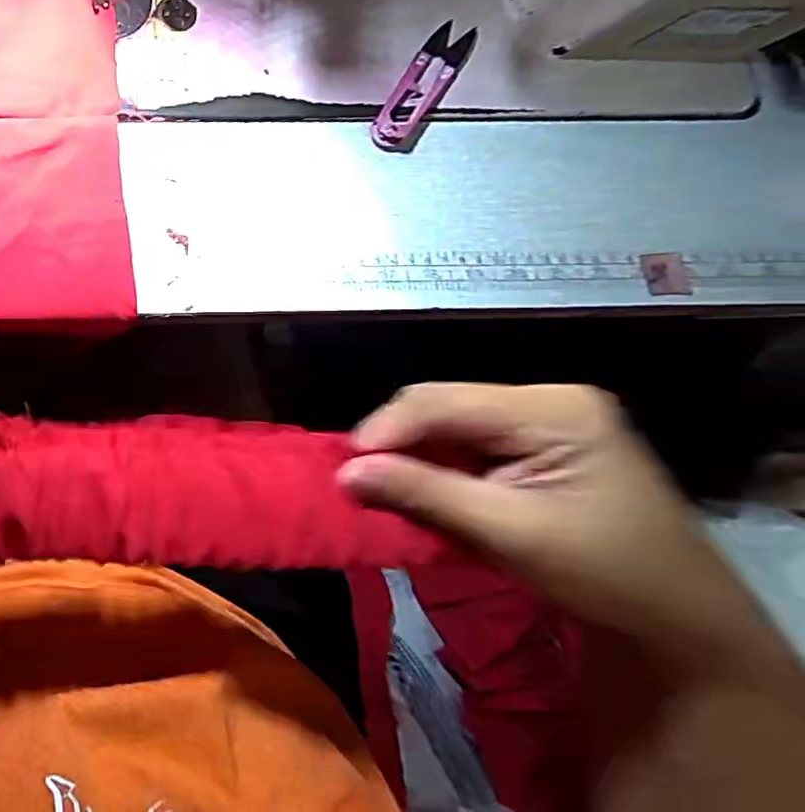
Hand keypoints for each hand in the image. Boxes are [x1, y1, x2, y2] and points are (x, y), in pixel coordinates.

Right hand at [338, 383, 759, 662]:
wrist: (681, 623)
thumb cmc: (607, 575)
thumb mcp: (509, 534)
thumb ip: (422, 494)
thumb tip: (343, 472)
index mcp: (552, 410)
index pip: (437, 403)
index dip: (383, 432)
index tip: (345, 471)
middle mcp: (541, 400)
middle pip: (432, 407)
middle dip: (392, 445)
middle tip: (360, 483)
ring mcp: (534, 419)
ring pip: (435, 423)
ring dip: (405, 457)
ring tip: (383, 490)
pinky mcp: (525, 442)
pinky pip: (452, 441)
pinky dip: (427, 467)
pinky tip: (418, 490)